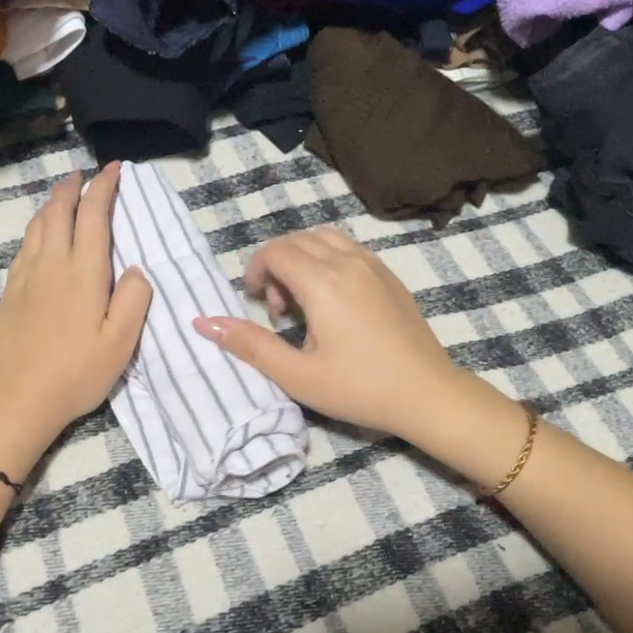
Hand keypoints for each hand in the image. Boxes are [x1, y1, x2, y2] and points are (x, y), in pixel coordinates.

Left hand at [0, 164, 152, 473]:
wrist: (14, 401)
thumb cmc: (74, 374)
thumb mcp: (119, 344)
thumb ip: (133, 300)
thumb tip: (136, 268)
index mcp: (83, 272)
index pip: (93, 215)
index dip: (104, 188)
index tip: (114, 169)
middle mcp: (52, 264)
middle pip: (60, 211)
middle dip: (74, 187)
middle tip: (85, 174)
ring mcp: (26, 276)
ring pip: (38, 224)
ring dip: (53, 202)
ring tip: (63, 194)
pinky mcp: (11, 291)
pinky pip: (26, 243)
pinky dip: (38, 225)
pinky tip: (40, 233)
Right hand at [191, 227, 466, 441]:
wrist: (428, 394)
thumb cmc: (360, 388)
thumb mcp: (298, 375)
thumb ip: (250, 345)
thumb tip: (204, 323)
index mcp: (323, 283)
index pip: (276, 252)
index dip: (256, 271)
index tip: (256, 303)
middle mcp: (346, 262)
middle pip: (296, 241)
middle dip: (277, 267)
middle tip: (279, 311)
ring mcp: (372, 264)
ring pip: (323, 238)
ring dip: (302, 258)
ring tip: (304, 300)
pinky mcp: (388, 274)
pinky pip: (347, 248)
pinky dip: (327, 259)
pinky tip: (332, 299)